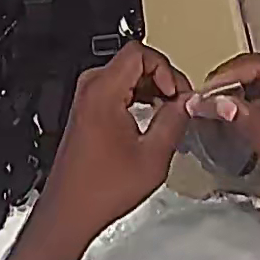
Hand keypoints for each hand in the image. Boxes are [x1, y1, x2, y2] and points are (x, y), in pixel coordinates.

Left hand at [35, 41, 193, 241]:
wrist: (72, 207)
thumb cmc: (101, 187)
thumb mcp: (152, 156)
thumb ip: (174, 121)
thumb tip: (187, 102)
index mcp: (103, 90)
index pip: (138, 52)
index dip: (165, 68)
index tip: (178, 93)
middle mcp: (91, 86)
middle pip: (133, 60)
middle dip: (162, 78)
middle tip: (180, 102)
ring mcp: (87, 95)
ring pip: (126, 72)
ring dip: (151, 87)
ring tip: (169, 111)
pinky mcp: (88, 106)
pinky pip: (117, 85)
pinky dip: (138, 95)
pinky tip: (151, 116)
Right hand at [189, 54, 259, 235]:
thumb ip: (248, 123)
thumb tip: (211, 101)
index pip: (254, 65)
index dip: (223, 78)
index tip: (199, 97)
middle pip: (253, 71)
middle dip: (226, 87)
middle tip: (200, 106)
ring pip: (255, 85)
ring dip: (235, 99)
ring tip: (209, 114)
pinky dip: (247, 110)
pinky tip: (230, 122)